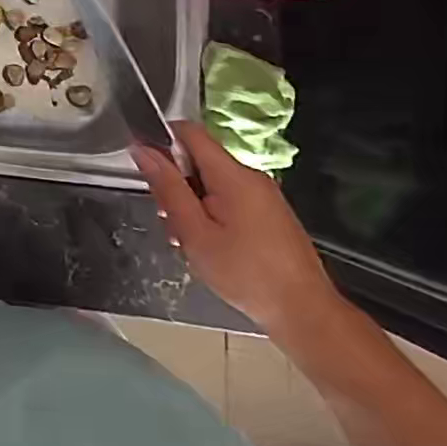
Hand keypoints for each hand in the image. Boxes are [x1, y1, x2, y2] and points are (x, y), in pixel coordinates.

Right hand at [131, 121, 340, 335]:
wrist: (304, 312)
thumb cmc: (245, 274)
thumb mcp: (194, 232)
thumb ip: (168, 188)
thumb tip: (143, 151)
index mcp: (233, 176)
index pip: (190, 132)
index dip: (161, 140)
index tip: (143, 166)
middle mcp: (250, 177)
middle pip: (198, 160)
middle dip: (174, 183)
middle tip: (169, 220)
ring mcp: (263, 195)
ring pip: (210, 182)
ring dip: (189, 202)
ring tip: (187, 240)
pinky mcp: (268, 212)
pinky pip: (228, 198)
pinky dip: (209, 213)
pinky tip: (207, 244)